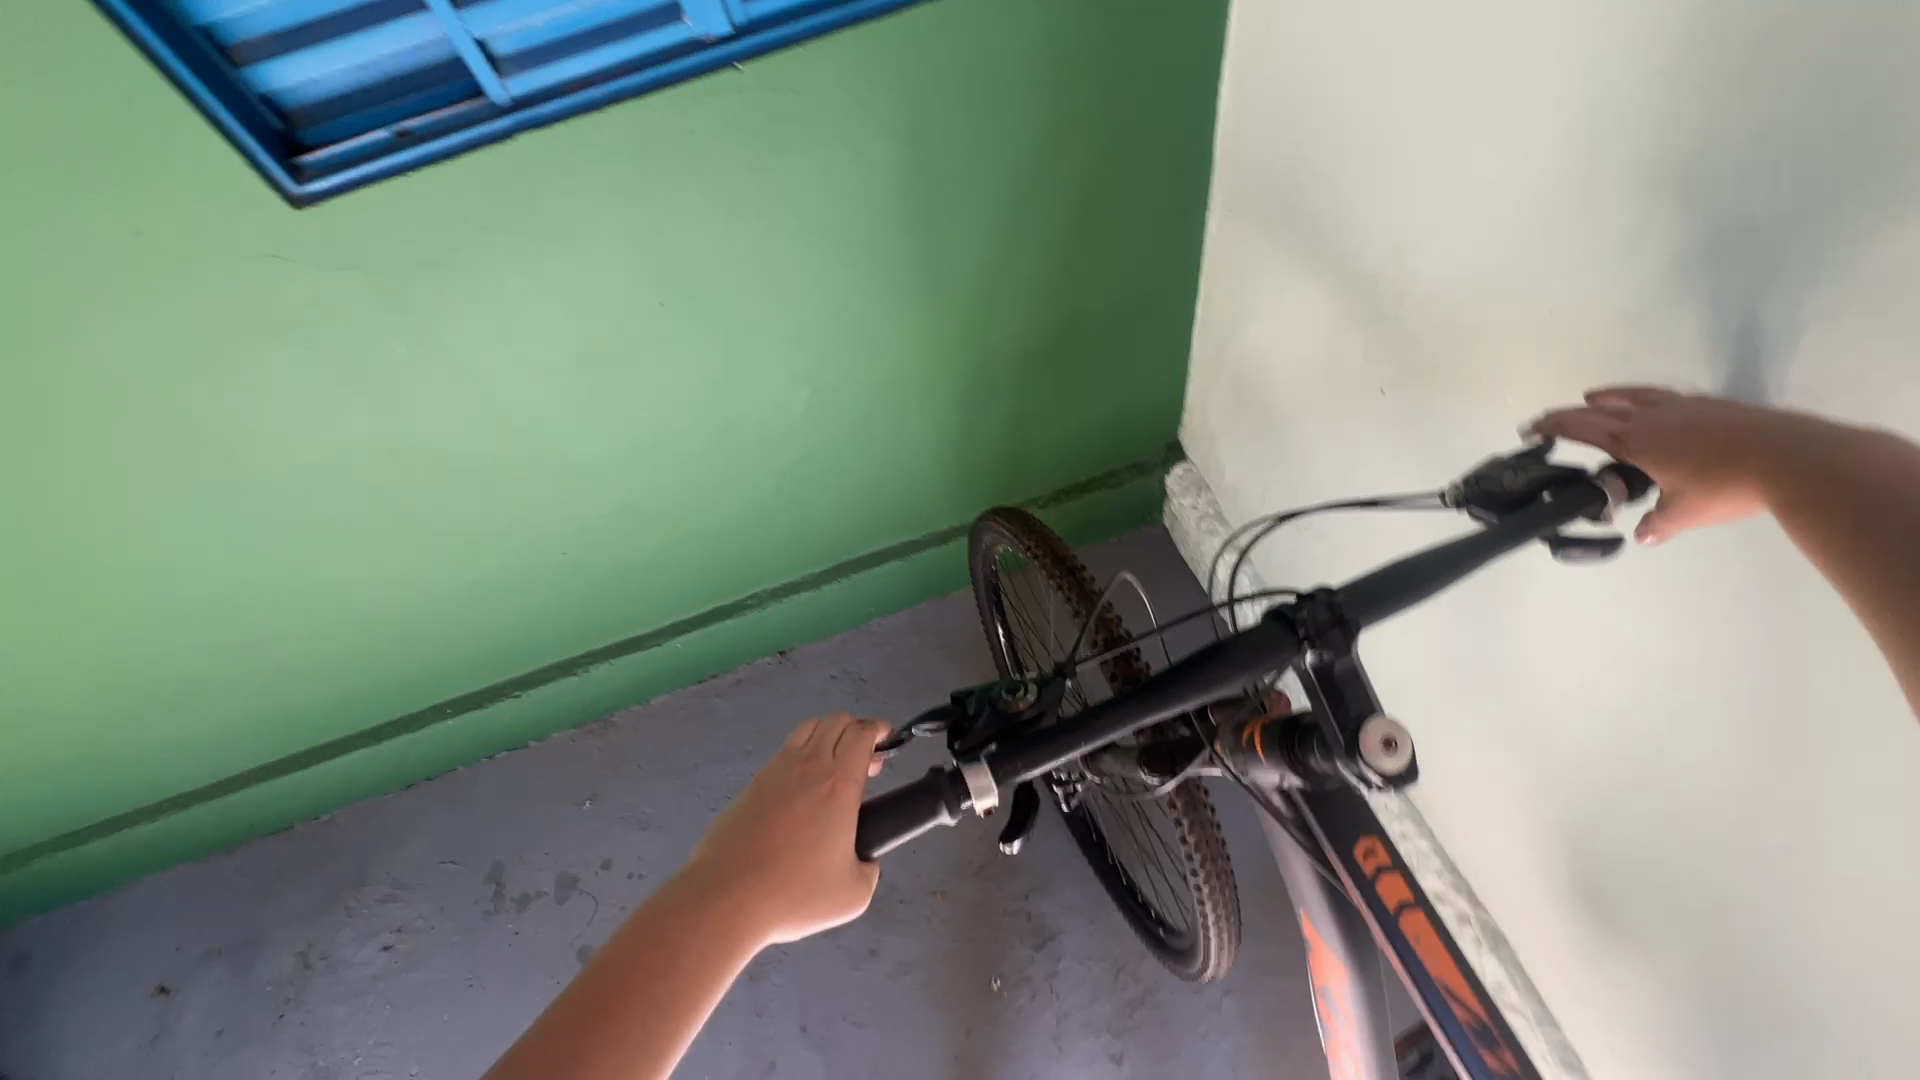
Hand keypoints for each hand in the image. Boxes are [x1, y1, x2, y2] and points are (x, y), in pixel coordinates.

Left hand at [681, 713, 889, 946]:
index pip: (862, 733)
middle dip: (857, 730)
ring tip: (835, 766)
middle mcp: (808, 766)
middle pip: (836, 721)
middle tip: (867, 759)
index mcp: (838, 784)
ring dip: (828, 736)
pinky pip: (785, 752)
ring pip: (808, 729)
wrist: (725, 898)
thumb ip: (868, 870)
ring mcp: (775, 771)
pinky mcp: (751, 785)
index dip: (879, 729)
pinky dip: (803, 755)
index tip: (887, 740)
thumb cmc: (793, 894)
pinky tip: (803, 790)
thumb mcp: (853, 895)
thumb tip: (863, 863)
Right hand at [1528, 386, 1826, 545]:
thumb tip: (1643, 533)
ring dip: (1611, 397)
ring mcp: (1687, 407)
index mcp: (1635, 440)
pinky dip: (1647, 400)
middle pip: (1602, 408)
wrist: (1798, 459)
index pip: (1580, 428)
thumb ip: (1659, 522)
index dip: (1551, 427)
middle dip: (1571, 414)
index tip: (1529, 429)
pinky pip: (1667, 398)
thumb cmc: (1728, 486)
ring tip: (1597, 397)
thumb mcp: (1685, 513)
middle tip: (1550, 419)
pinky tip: (1656, 409)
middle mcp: (1654, 417)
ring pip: (1637, 396)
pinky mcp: (1716, 406)